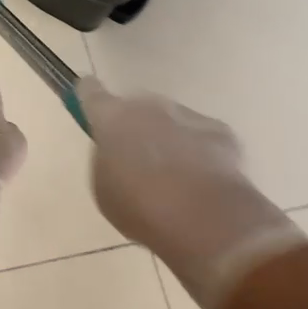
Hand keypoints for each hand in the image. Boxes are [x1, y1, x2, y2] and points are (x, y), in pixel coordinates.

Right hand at [78, 77, 307, 308]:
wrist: (202, 216)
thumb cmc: (139, 206)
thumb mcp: (104, 189)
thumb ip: (107, 162)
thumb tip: (118, 155)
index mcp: (112, 117)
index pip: (91, 92)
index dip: (88, 93)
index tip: (86, 94)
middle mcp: (148, 106)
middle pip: (137, 108)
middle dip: (136, 126)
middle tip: (138, 160)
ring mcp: (187, 115)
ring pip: (172, 122)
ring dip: (170, 141)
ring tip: (176, 180)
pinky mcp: (220, 131)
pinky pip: (203, 138)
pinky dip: (202, 154)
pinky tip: (203, 184)